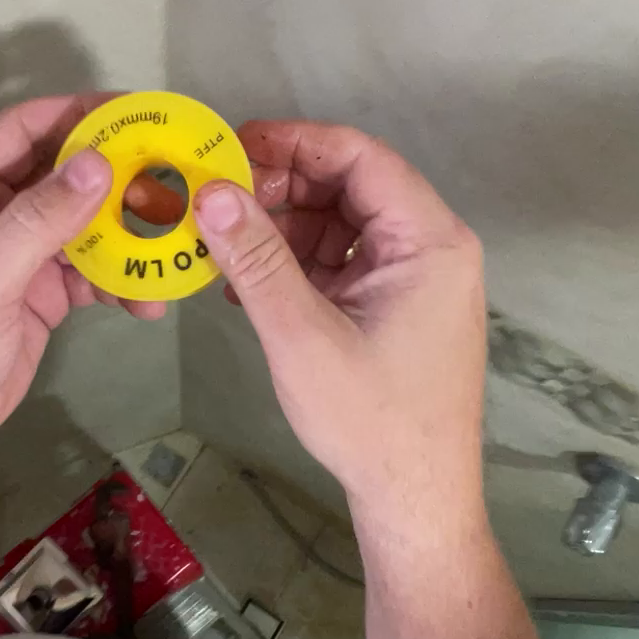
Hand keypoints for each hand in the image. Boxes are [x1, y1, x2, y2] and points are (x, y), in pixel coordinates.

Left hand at [0, 95, 166, 466]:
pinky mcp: (41, 294)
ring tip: (169, 248)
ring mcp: (19, 256)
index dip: (73, 115)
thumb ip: (37, 224)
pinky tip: (146, 303)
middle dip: (113, 178)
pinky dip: (118, 284)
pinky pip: (87, 274)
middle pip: (60, 177)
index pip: (19, 133)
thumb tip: (97, 163)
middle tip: (169, 180)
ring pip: (82, 227)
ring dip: (124, 238)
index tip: (133, 112)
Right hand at [191, 121, 487, 517]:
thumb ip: (256, 261)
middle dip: (280, 192)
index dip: (294, 142)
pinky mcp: (392, 308)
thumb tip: (210, 193)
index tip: (231, 148)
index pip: (360, 157)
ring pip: (339, 227)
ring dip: (281, 234)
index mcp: (428, 240)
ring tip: (225, 255)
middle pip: (349, 189)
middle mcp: (428, 248)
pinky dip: (295, 268)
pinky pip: (339, 266)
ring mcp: (410, 280)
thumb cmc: (369, 419)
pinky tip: (248, 288)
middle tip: (218, 207)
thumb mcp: (303, 336)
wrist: (412, 496)